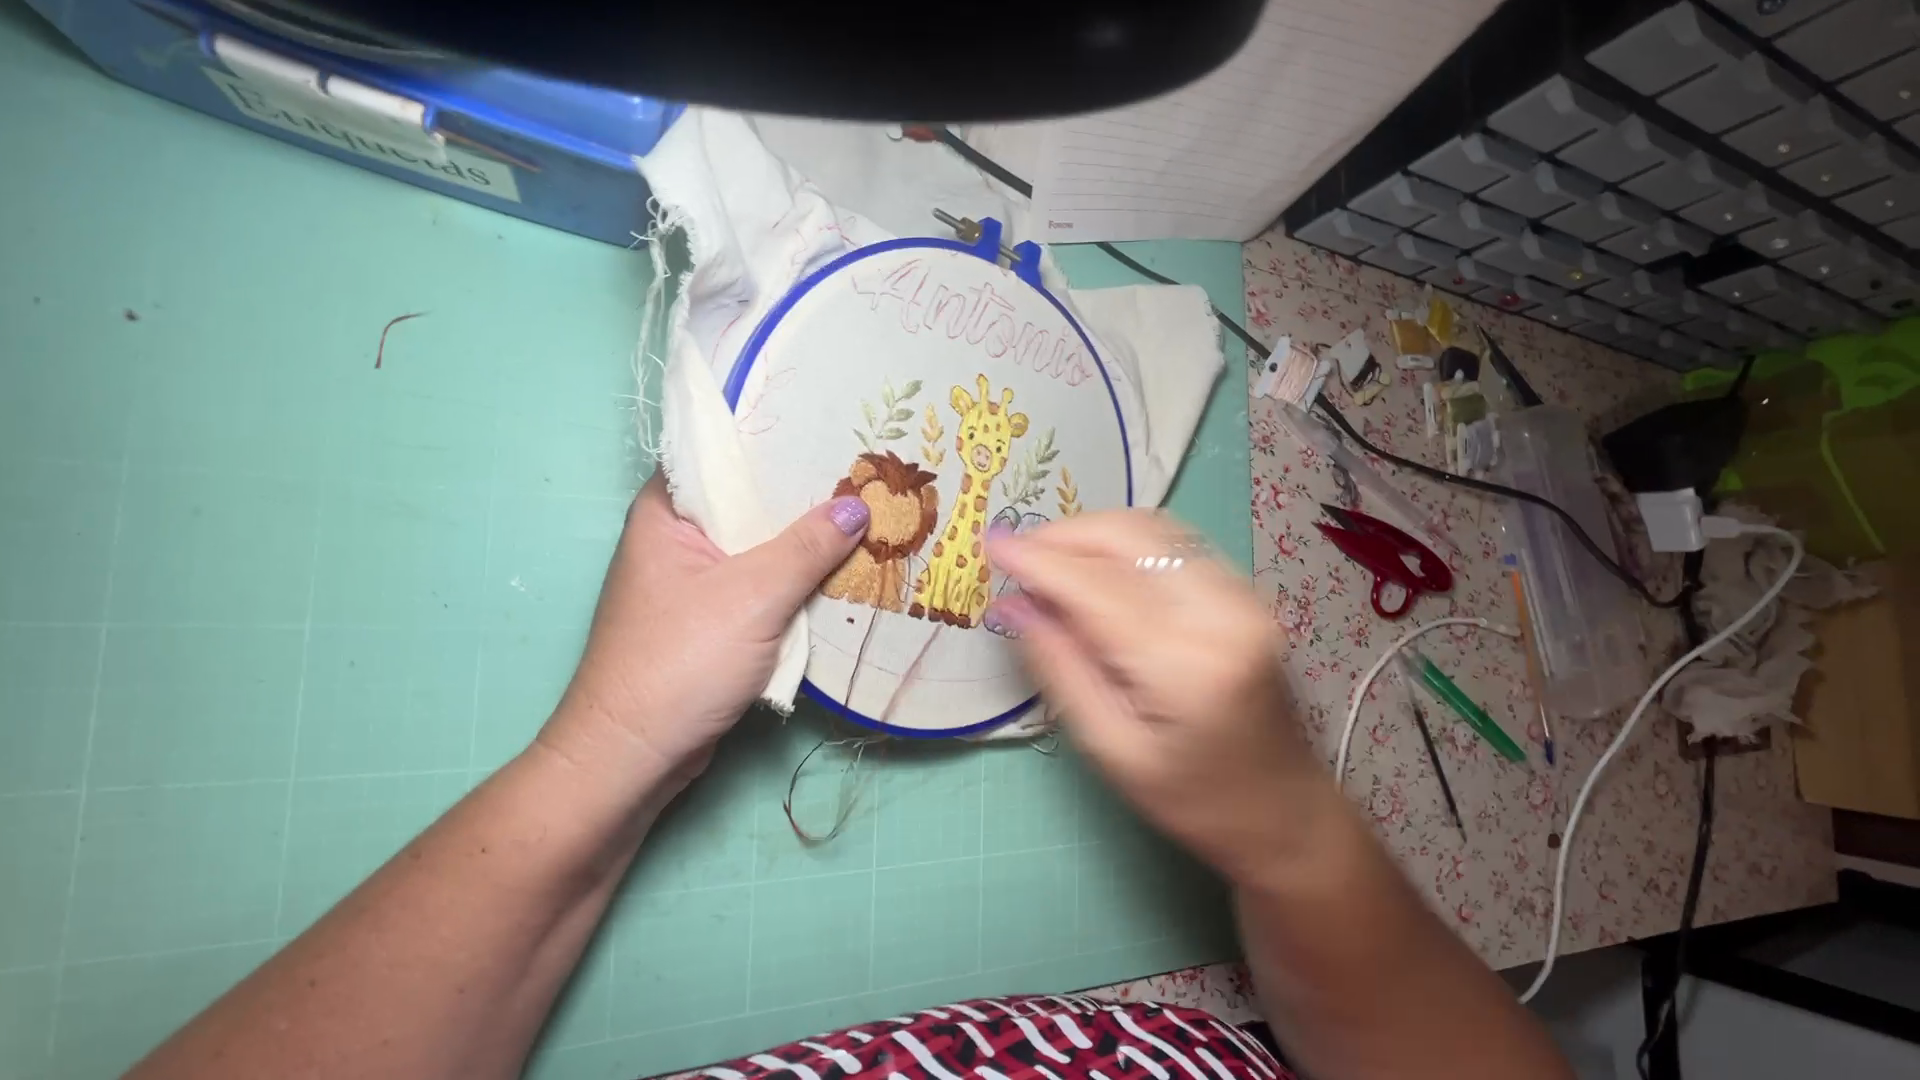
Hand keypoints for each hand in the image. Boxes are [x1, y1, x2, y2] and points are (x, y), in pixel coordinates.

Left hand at [539, 474, 868, 781]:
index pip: (723, 455)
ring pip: (759, 548)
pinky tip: (838, 572)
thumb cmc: (680, 662)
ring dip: (804, 544)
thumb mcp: (753, 596)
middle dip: (804, 496)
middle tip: (865, 475)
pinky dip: (794, 582)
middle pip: (748, 503)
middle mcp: (676, 538)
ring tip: (865, 515)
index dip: (777, 441)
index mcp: (667, 512)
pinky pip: (760, 586)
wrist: (634, 756)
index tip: (834, 431)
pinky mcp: (710, 620)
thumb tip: (859, 503)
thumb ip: (808, 546)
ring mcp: (692, 582)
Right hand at [985, 511, 1339, 883]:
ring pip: (1154, 530)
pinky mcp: (1248, 595)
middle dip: (1065, 535)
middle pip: (1129, 535)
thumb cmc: (1193, 800)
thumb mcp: (1112, 748)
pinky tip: (1099, 570)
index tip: (992, 543)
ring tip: (1052, 563)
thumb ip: (1060, 668)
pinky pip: (1177, 545)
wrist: (1287, 813)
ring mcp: (1244, 597)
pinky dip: (1127, 545)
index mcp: (1185, 664)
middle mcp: (1222, 612)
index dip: (1038, 559)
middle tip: (1020, 556)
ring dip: (1095, 534)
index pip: (1095, 586)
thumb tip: (1012, 605)